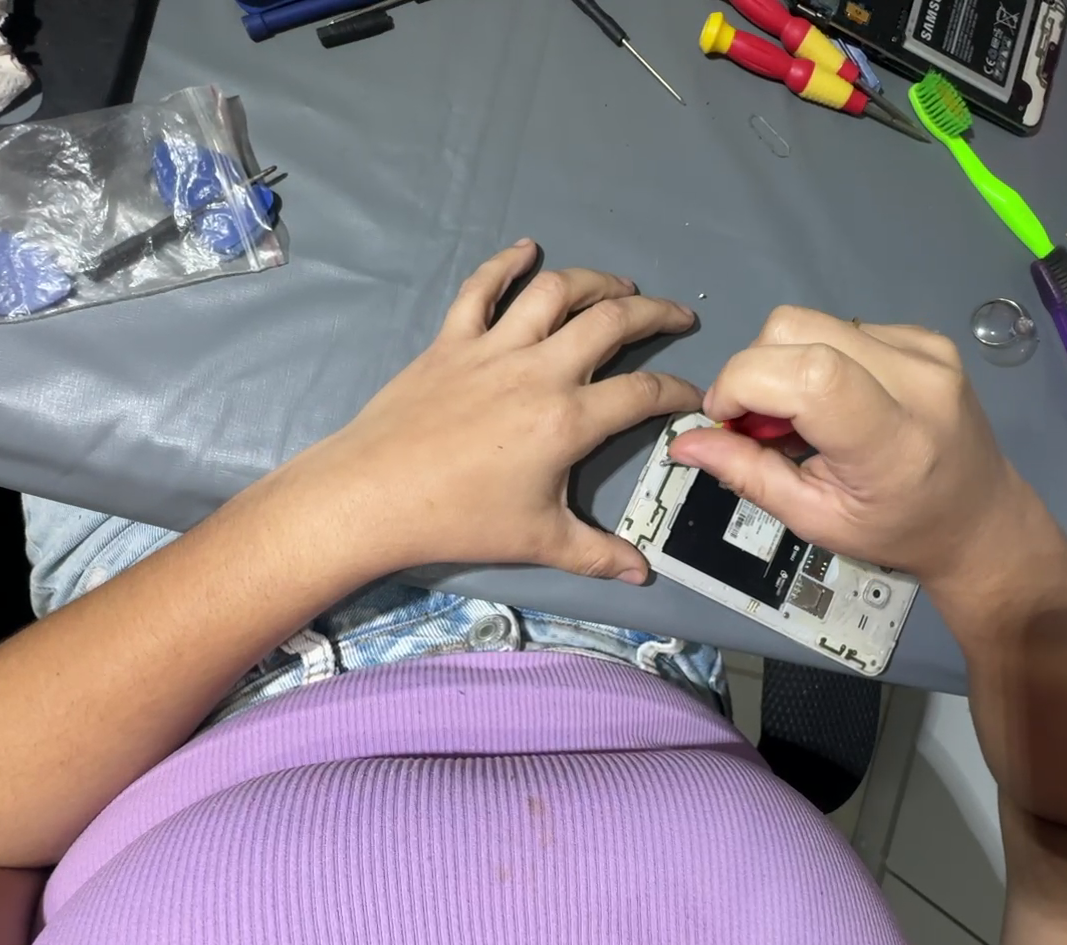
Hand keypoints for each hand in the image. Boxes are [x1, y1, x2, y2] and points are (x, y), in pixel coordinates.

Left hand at [286, 240, 699, 581]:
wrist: (372, 496)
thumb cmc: (460, 520)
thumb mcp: (540, 541)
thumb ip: (598, 555)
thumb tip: (642, 574)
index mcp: (567, 420)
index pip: (642, 393)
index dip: (678, 391)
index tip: (694, 396)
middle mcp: (539, 370)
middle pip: (611, 323)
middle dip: (655, 314)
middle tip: (677, 316)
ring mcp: (493, 348)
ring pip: (555, 293)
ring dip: (596, 281)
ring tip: (621, 286)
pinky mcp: (451, 340)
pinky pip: (481, 289)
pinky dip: (505, 263)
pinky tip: (526, 248)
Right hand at [668, 306, 1030, 590]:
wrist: (980, 518)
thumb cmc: (895, 531)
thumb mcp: (814, 519)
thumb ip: (748, 475)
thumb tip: (684, 443)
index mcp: (892, 440)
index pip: (807, 373)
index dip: (743, 382)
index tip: (725, 419)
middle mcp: (916, 378)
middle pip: (794, 327)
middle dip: (752, 369)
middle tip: (757, 422)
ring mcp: (925, 348)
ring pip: (811, 320)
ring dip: (782, 364)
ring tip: (800, 416)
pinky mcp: (925, 335)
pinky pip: (839, 326)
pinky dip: (815, 360)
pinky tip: (834, 402)